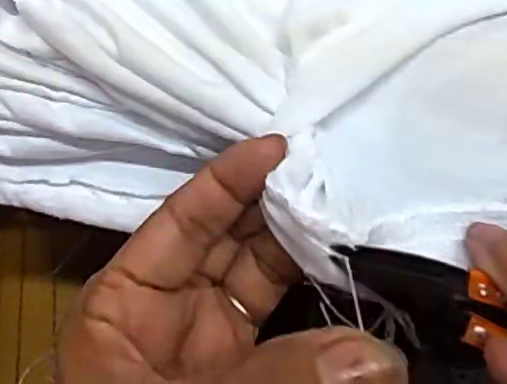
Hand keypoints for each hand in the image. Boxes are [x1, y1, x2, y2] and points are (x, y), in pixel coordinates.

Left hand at [57, 134, 406, 383]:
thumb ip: (279, 376)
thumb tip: (382, 355)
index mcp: (124, 300)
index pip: (181, 218)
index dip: (229, 179)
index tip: (279, 146)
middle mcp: (166, 309)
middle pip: (226, 238)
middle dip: (275, 204)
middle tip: (327, 172)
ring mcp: (207, 343)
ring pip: (259, 276)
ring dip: (301, 246)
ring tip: (345, 210)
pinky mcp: (243, 374)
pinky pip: (281, 323)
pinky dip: (313, 299)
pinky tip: (346, 271)